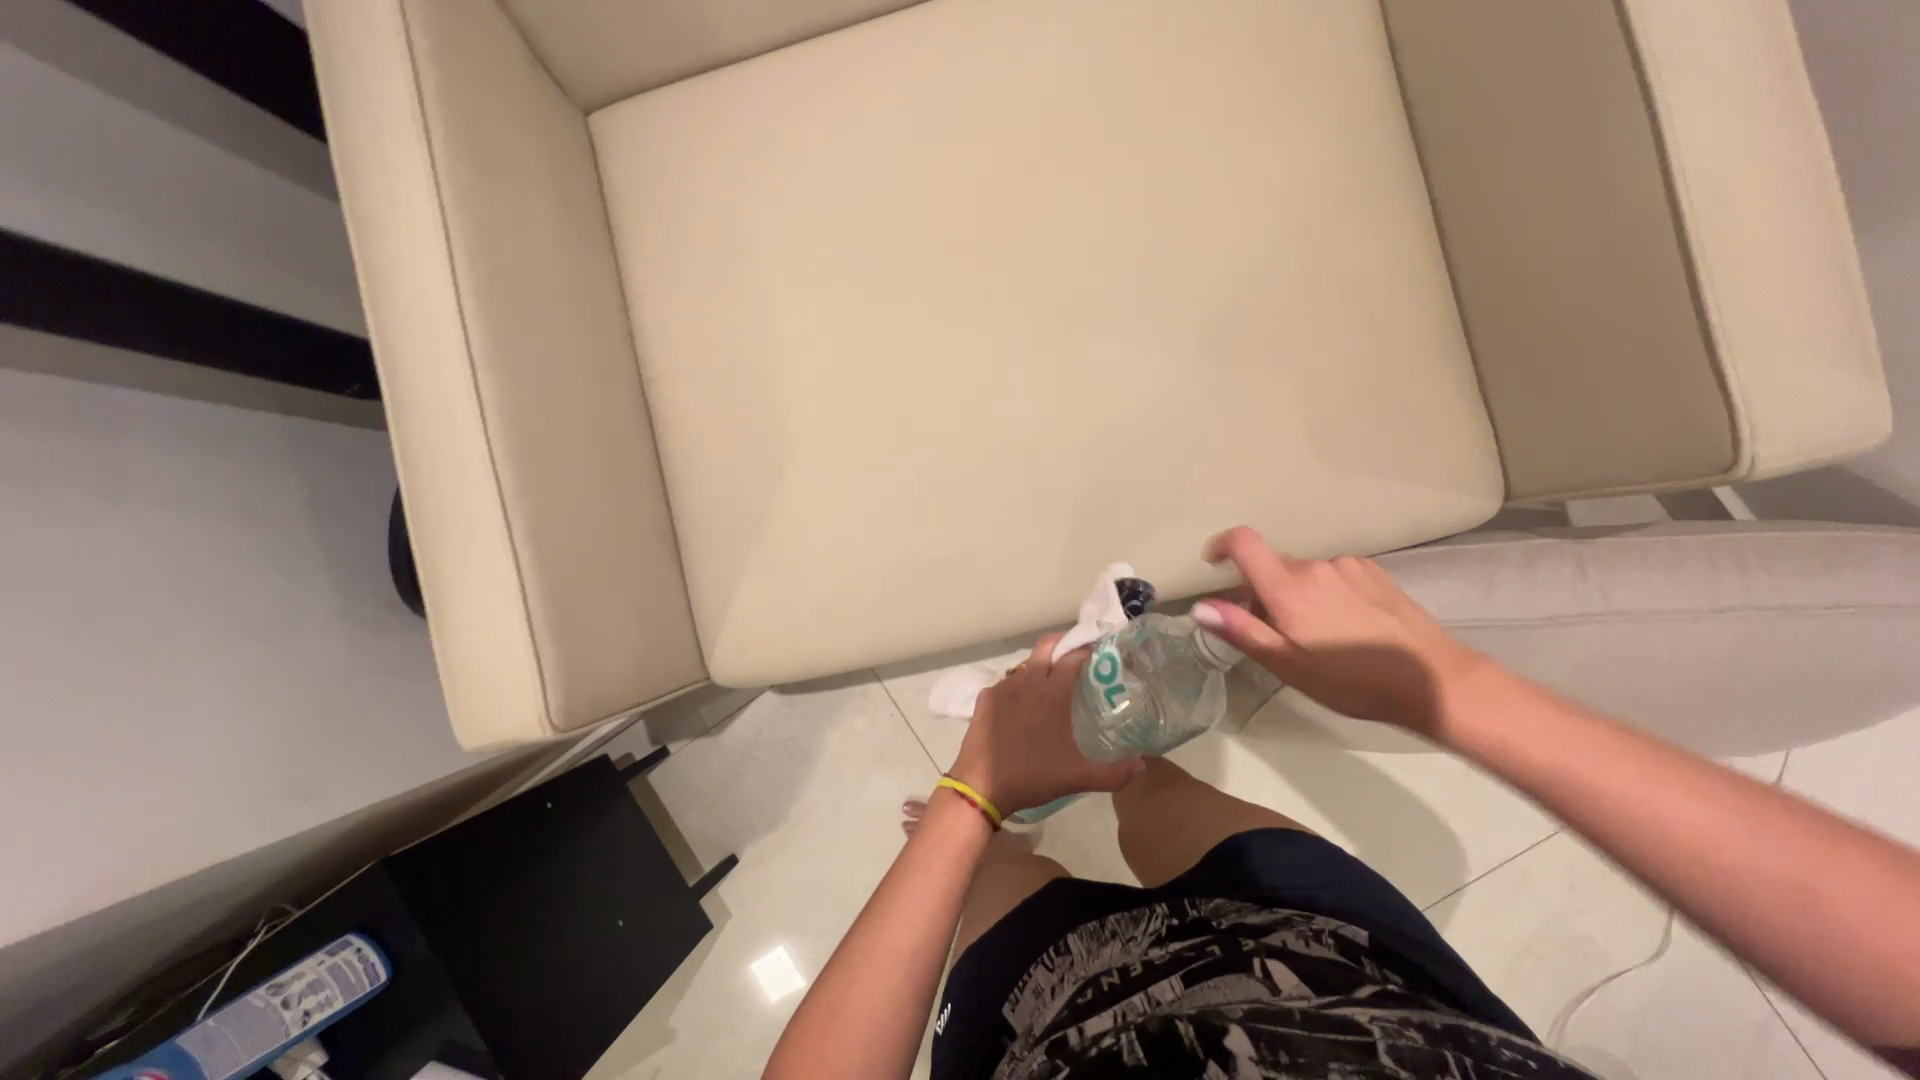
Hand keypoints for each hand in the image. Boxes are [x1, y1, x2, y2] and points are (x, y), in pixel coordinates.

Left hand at [948, 634, 1145, 814]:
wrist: (979, 787)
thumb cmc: (1031, 776)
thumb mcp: (1077, 777)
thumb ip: (1113, 773)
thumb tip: (1142, 766)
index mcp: (1050, 692)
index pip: (1073, 657)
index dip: (1089, 651)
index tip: (1102, 652)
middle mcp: (1025, 681)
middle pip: (1046, 646)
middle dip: (1064, 643)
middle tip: (1079, 656)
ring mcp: (1001, 689)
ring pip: (1025, 665)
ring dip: (1041, 667)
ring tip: (1054, 686)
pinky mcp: (984, 700)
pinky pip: (1006, 683)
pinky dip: (1019, 686)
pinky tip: (1024, 706)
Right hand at [1190, 526, 1490, 734]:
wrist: (1434, 680)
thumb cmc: (1352, 680)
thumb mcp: (1288, 665)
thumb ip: (1242, 631)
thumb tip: (1200, 606)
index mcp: (1288, 587)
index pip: (1244, 543)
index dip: (1222, 545)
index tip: (1213, 563)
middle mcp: (1315, 566)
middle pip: (1273, 566)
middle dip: (1262, 591)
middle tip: (1272, 633)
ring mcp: (1348, 567)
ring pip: (1304, 574)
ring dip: (1296, 595)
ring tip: (1314, 636)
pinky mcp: (1374, 574)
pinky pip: (1333, 576)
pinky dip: (1324, 594)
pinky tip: (1345, 627)